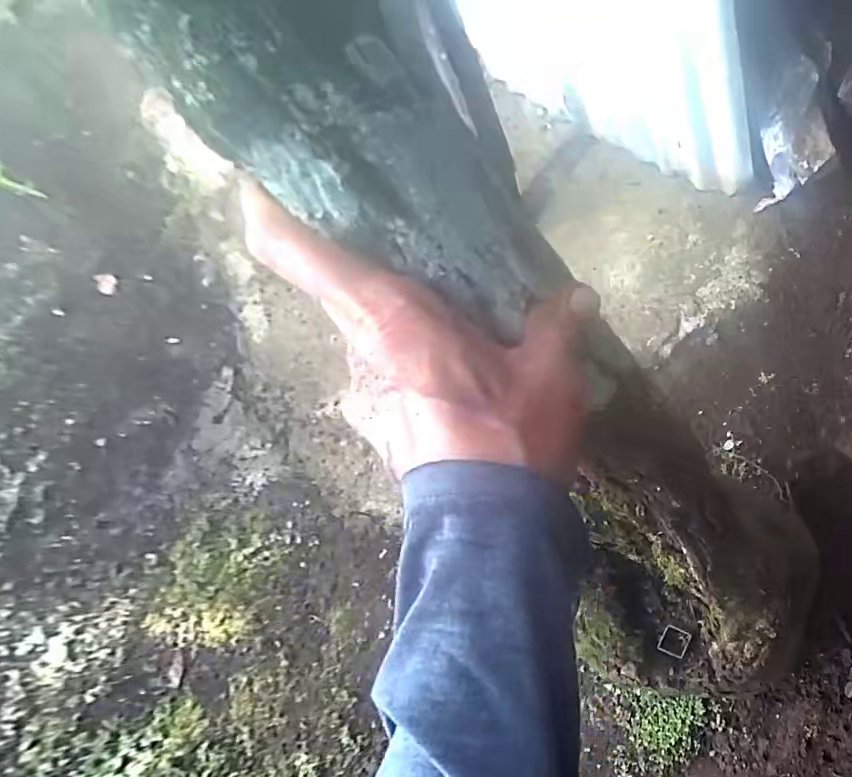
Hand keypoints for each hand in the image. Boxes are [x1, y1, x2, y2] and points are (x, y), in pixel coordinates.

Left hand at [238, 176, 594, 481]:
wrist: (492, 525)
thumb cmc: (510, 438)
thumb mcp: (549, 375)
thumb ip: (559, 326)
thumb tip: (581, 296)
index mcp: (391, 318)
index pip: (292, 247)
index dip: (270, 204)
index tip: (278, 176)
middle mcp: (362, 347)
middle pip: (333, 283)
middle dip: (359, 252)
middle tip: (408, 234)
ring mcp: (366, 390)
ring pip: (365, 328)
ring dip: (395, 310)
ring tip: (448, 303)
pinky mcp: (385, 423)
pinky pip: (387, 366)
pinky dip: (411, 351)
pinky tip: (456, 365)